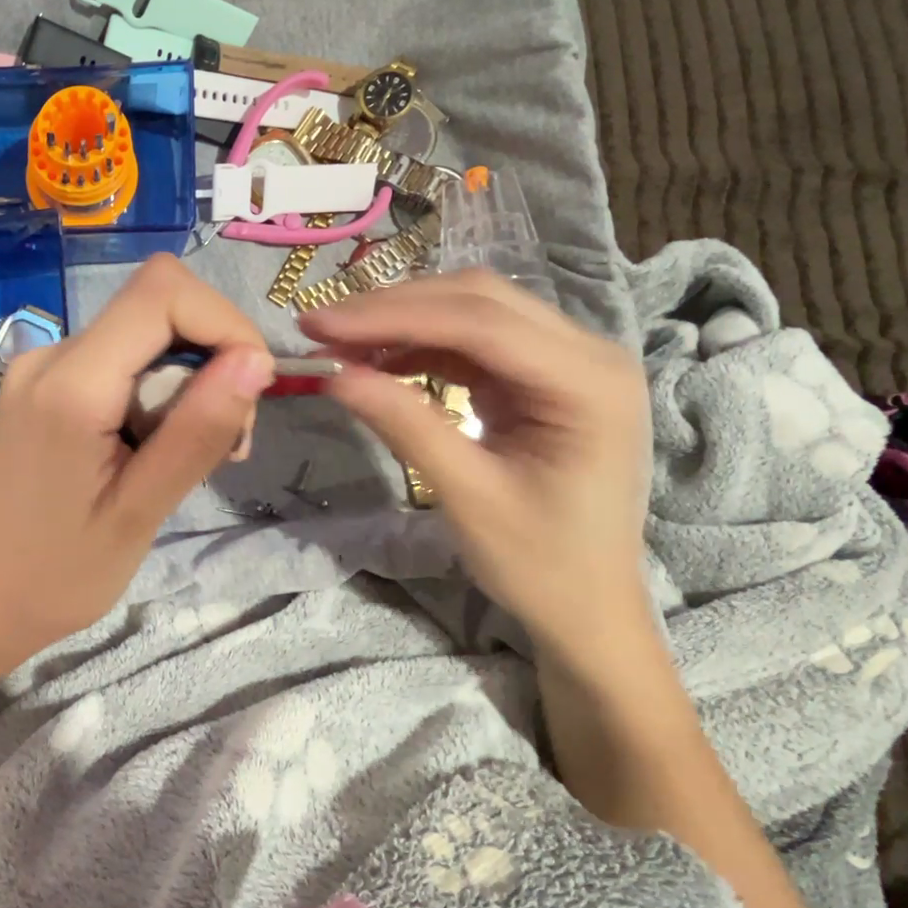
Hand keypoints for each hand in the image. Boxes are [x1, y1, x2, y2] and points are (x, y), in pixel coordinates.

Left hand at [0, 255, 274, 687]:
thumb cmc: (63, 573)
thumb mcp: (142, 511)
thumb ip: (197, 431)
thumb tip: (257, 359)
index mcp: (69, 385)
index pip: (162, 291)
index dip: (223, 323)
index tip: (249, 393)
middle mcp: (48, 357)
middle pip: (156, 307)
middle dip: (211, 359)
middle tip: (224, 444)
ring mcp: (39, 368)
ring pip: (143, 334)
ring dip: (186, 382)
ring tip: (187, 459)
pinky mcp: (42, 385)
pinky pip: (118, 360)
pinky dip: (153, 392)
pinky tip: (153, 450)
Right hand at [299, 270, 651, 642]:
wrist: (586, 605)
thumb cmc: (539, 563)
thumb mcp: (467, 496)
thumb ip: (405, 425)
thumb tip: (333, 376)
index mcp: (588, 383)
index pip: (480, 323)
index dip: (393, 315)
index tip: (319, 324)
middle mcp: (588, 354)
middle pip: (480, 301)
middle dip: (393, 308)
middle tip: (319, 327)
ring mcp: (567, 362)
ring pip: (474, 313)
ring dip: (403, 321)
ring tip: (339, 344)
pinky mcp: (540, 378)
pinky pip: (474, 343)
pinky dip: (420, 345)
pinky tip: (378, 361)